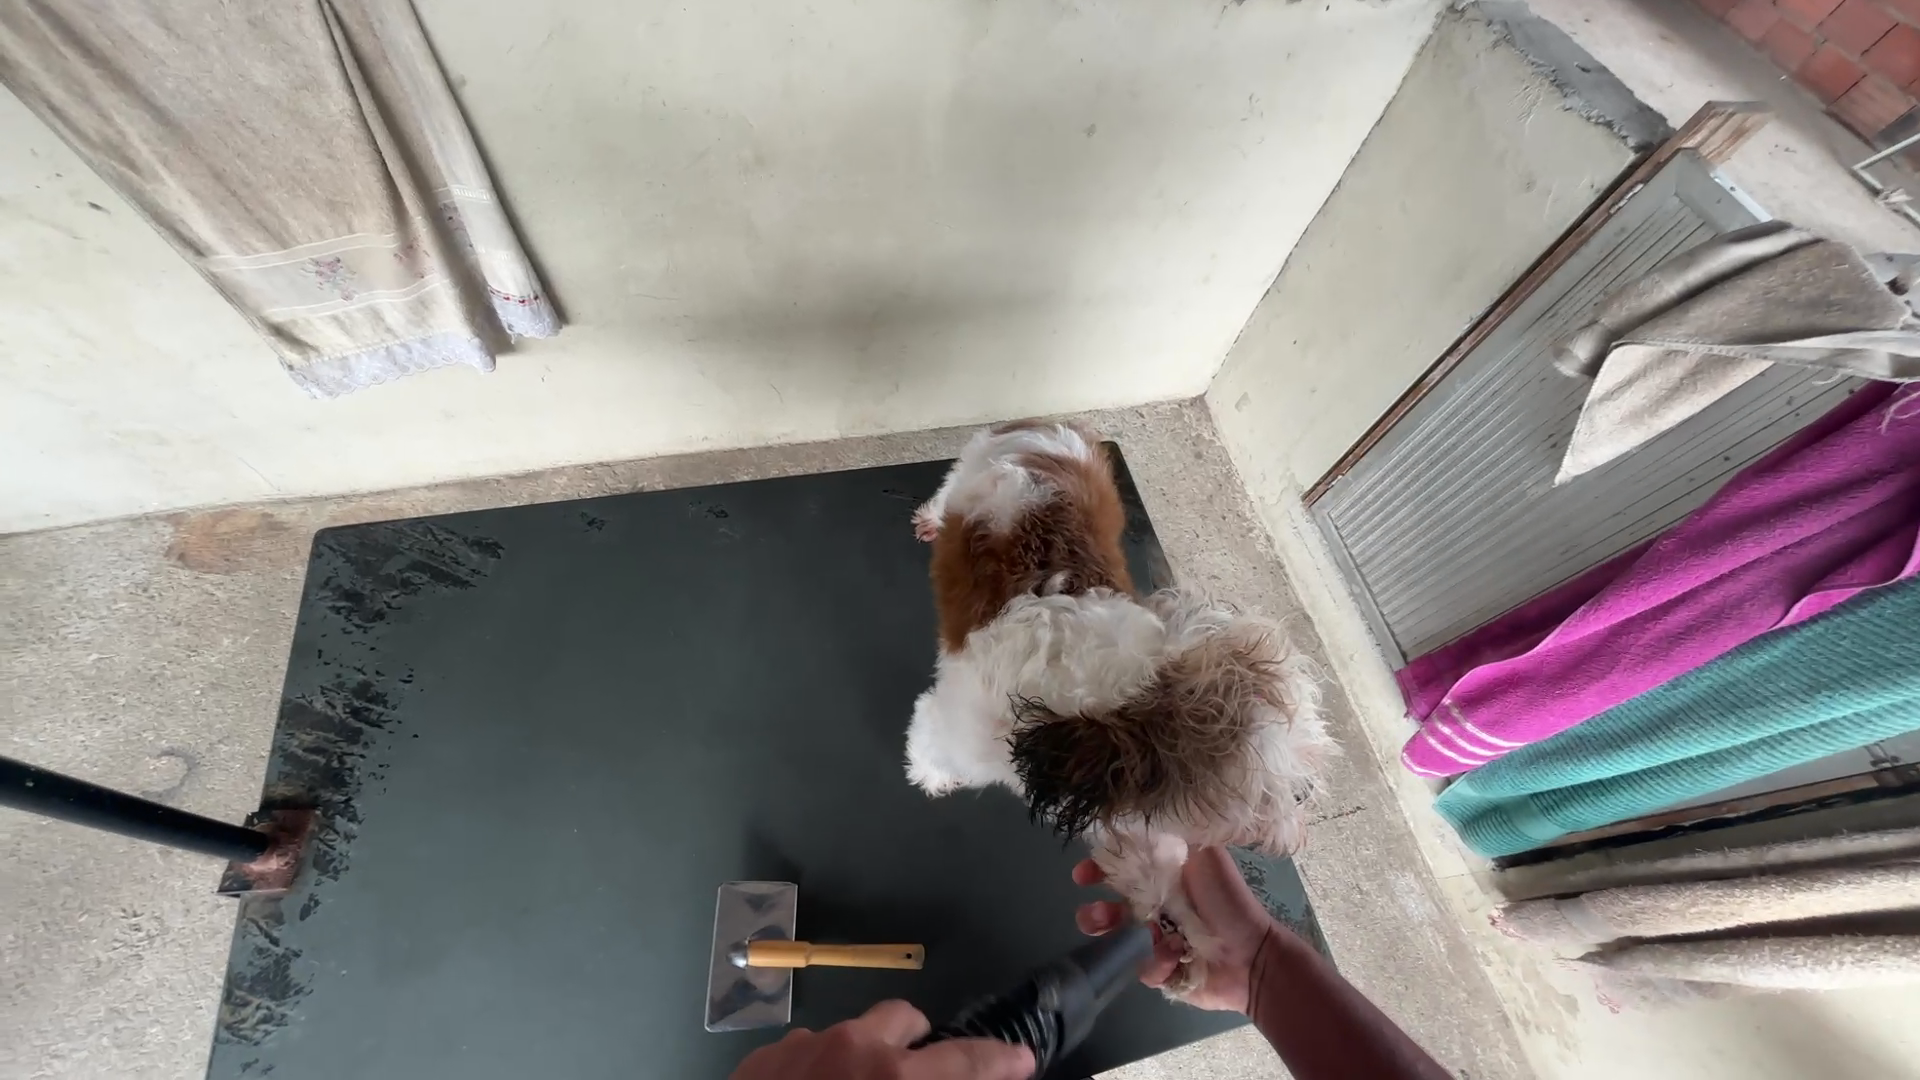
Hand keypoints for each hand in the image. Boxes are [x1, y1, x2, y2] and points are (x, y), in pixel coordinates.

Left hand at [729, 1000, 1033, 1079]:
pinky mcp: (761, 1058)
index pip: (964, 1062)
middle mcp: (852, 1047)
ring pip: (852, 1032)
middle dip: (920, 1044)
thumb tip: (944, 1076)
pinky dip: (817, 1070)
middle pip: (905, 1020)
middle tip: (921, 1073)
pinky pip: (805, 1049)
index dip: (999, 1061)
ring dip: (866, 1056)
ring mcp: (802, 1045)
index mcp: (891, 1078)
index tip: (1023, 1059)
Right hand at [1073, 845, 1282, 1012]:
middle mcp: (1152, 908)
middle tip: (1093, 914)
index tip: (1083, 874)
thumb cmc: (1227, 898)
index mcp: (1159, 878)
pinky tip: (1173, 953)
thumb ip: (1173, 833)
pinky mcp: (1162, 972)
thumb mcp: (1203, 853)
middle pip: (1109, 907)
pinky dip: (1154, 961)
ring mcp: (1155, 941)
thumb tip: (1142, 808)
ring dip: (1113, 936)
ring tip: (1121, 934)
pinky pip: (1144, 968)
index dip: (1097, 869)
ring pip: (1118, 940)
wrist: (1253, 953)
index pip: (1118, 870)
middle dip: (1095, 911)